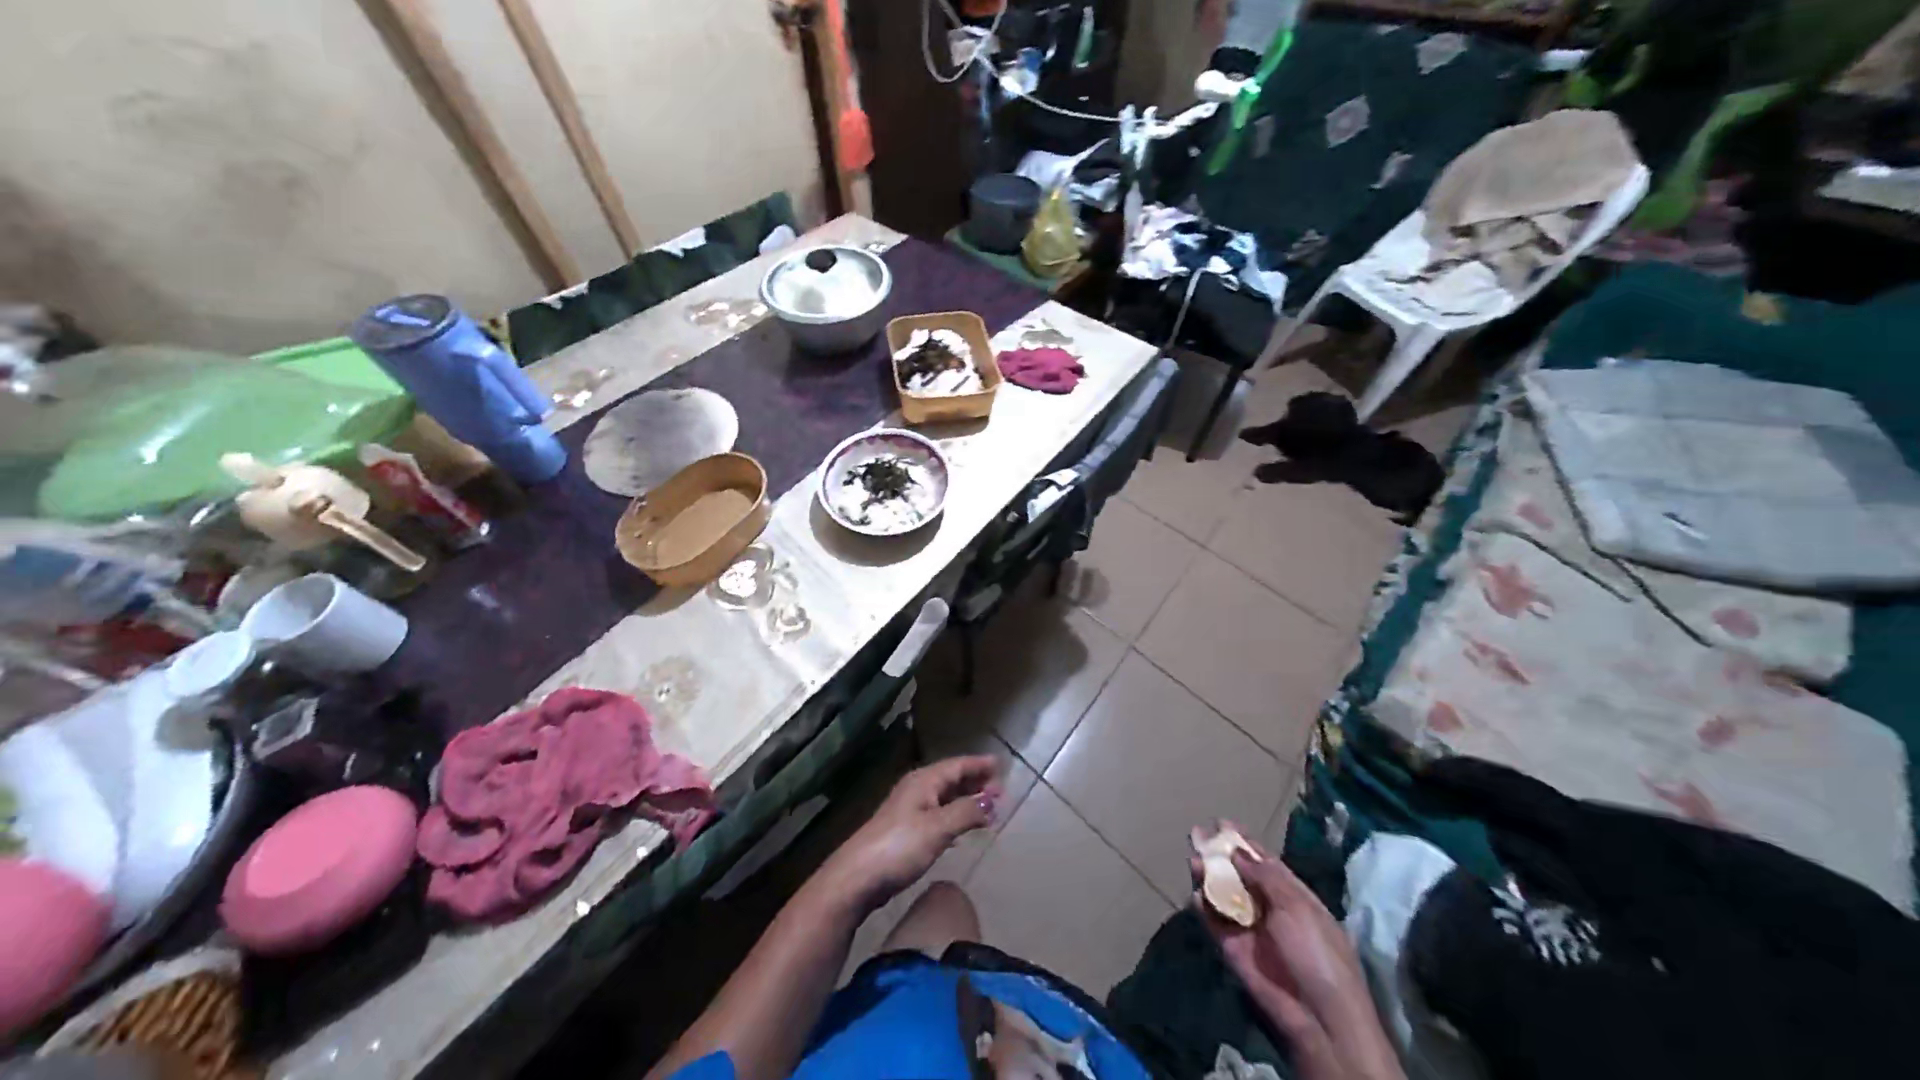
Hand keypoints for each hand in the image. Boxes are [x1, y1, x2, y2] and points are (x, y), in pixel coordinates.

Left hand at [821, 755, 1000, 911]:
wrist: (857, 878)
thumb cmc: (899, 847)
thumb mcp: (938, 827)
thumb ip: (966, 811)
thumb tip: (992, 800)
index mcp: (924, 781)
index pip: (957, 765)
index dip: (980, 765)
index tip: (1002, 765)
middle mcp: (917, 789)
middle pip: (951, 779)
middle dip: (976, 782)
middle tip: (1002, 790)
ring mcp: (910, 810)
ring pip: (945, 797)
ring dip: (967, 800)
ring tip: (989, 808)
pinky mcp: (906, 831)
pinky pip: (939, 814)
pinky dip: (955, 816)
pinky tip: (964, 828)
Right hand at [1190, 825, 1404, 1079]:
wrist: (1317, 1015)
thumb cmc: (1317, 953)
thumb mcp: (1298, 907)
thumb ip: (1266, 876)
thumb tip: (1237, 851)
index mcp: (1293, 895)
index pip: (1265, 862)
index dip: (1245, 842)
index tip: (1223, 822)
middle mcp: (1268, 907)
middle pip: (1239, 873)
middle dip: (1219, 853)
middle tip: (1198, 833)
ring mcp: (1249, 927)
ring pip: (1223, 893)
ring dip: (1208, 875)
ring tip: (1193, 857)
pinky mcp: (1232, 947)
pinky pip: (1213, 921)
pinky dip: (1203, 906)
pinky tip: (1196, 893)